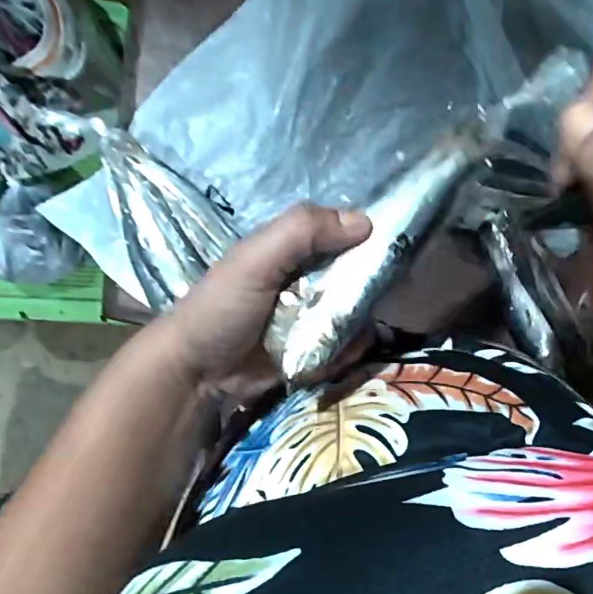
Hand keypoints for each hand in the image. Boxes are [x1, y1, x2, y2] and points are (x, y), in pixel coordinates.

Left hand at [148, 203, 370, 400]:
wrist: (197, 372)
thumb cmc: (222, 307)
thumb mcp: (256, 259)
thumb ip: (302, 232)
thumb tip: (365, 221)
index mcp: (296, 251)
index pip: (346, 237)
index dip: (372, 243)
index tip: (395, 254)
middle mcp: (310, 281)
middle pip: (360, 281)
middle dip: (368, 295)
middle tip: (363, 308)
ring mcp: (313, 320)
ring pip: (358, 318)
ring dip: (358, 331)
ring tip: (345, 341)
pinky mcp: (315, 354)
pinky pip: (346, 350)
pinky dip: (345, 356)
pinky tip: (331, 361)